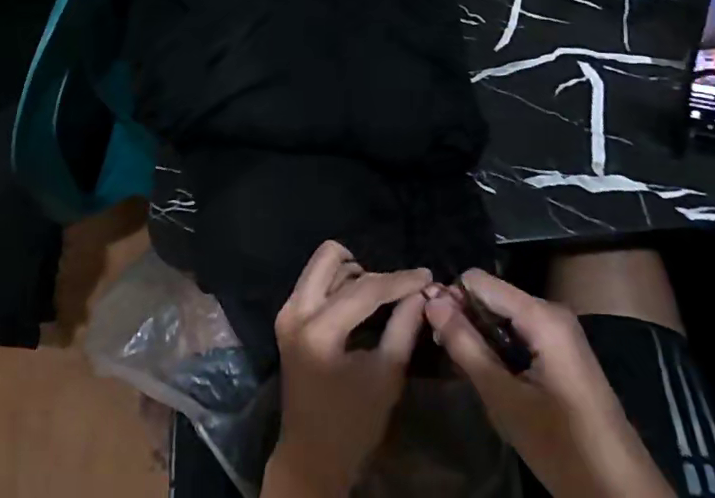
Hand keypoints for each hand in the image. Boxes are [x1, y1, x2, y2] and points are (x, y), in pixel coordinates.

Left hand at [262, 241, 430, 497]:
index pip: (365, 289)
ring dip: (353, 276)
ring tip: (380, 302)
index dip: (400, 280)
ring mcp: (287, 313)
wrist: (310, 456)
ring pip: (321, 266)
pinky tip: (361, 308)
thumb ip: (404, 327)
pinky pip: (315, 282)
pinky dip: (340, 286)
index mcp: (318, 330)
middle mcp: (295, 311)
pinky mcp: (288, 319)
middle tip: (394, 291)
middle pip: (330, 257)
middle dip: (367, 269)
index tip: (427, 275)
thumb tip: (422, 292)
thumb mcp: (386, 376)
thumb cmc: (352, 423)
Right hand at [426, 271, 672, 497]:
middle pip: (492, 295)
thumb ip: (466, 345)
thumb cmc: (560, 443)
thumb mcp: (504, 397)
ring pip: (503, 315)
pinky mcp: (561, 349)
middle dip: (463, 317)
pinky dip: (498, 346)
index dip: (451, 297)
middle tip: (442, 351)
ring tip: (459, 365)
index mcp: (541, 315)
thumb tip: (432, 302)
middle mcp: (551, 311)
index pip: (480, 280)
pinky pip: (519, 331)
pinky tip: (486, 373)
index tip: (430, 326)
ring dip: (478, 334)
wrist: (618, 489)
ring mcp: (559, 330)